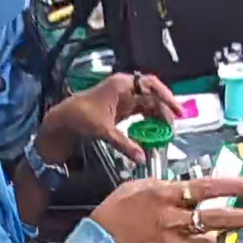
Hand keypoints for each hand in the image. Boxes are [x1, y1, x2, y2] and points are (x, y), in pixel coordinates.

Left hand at [38, 72, 181, 162]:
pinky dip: (148, 120)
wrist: (66, 120)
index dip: (166, 97)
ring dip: (157, 115)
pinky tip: (154, 130)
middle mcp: (125, 88)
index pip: (151, 86)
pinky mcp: (121, 109)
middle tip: (175, 122)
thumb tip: (141, 157)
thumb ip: (124, 144)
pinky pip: (140, 112)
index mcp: (122, 85)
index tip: (177, 110)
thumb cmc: (82, 117)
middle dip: (164, 107)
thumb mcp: (104, 131)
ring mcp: (123, 98)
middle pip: (152, 94)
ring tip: (167, 128)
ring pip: (147, 103)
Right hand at [89, 177, 242, 242]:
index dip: (231, 188)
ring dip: (226, 234)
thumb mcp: (135, 187)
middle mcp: (174, 218)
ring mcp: (173, 241)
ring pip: (209, 239)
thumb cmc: (111, 215)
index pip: (206, 188)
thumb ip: (161, 186)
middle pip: (217, 217)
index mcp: (166, 195)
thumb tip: (179, 188)